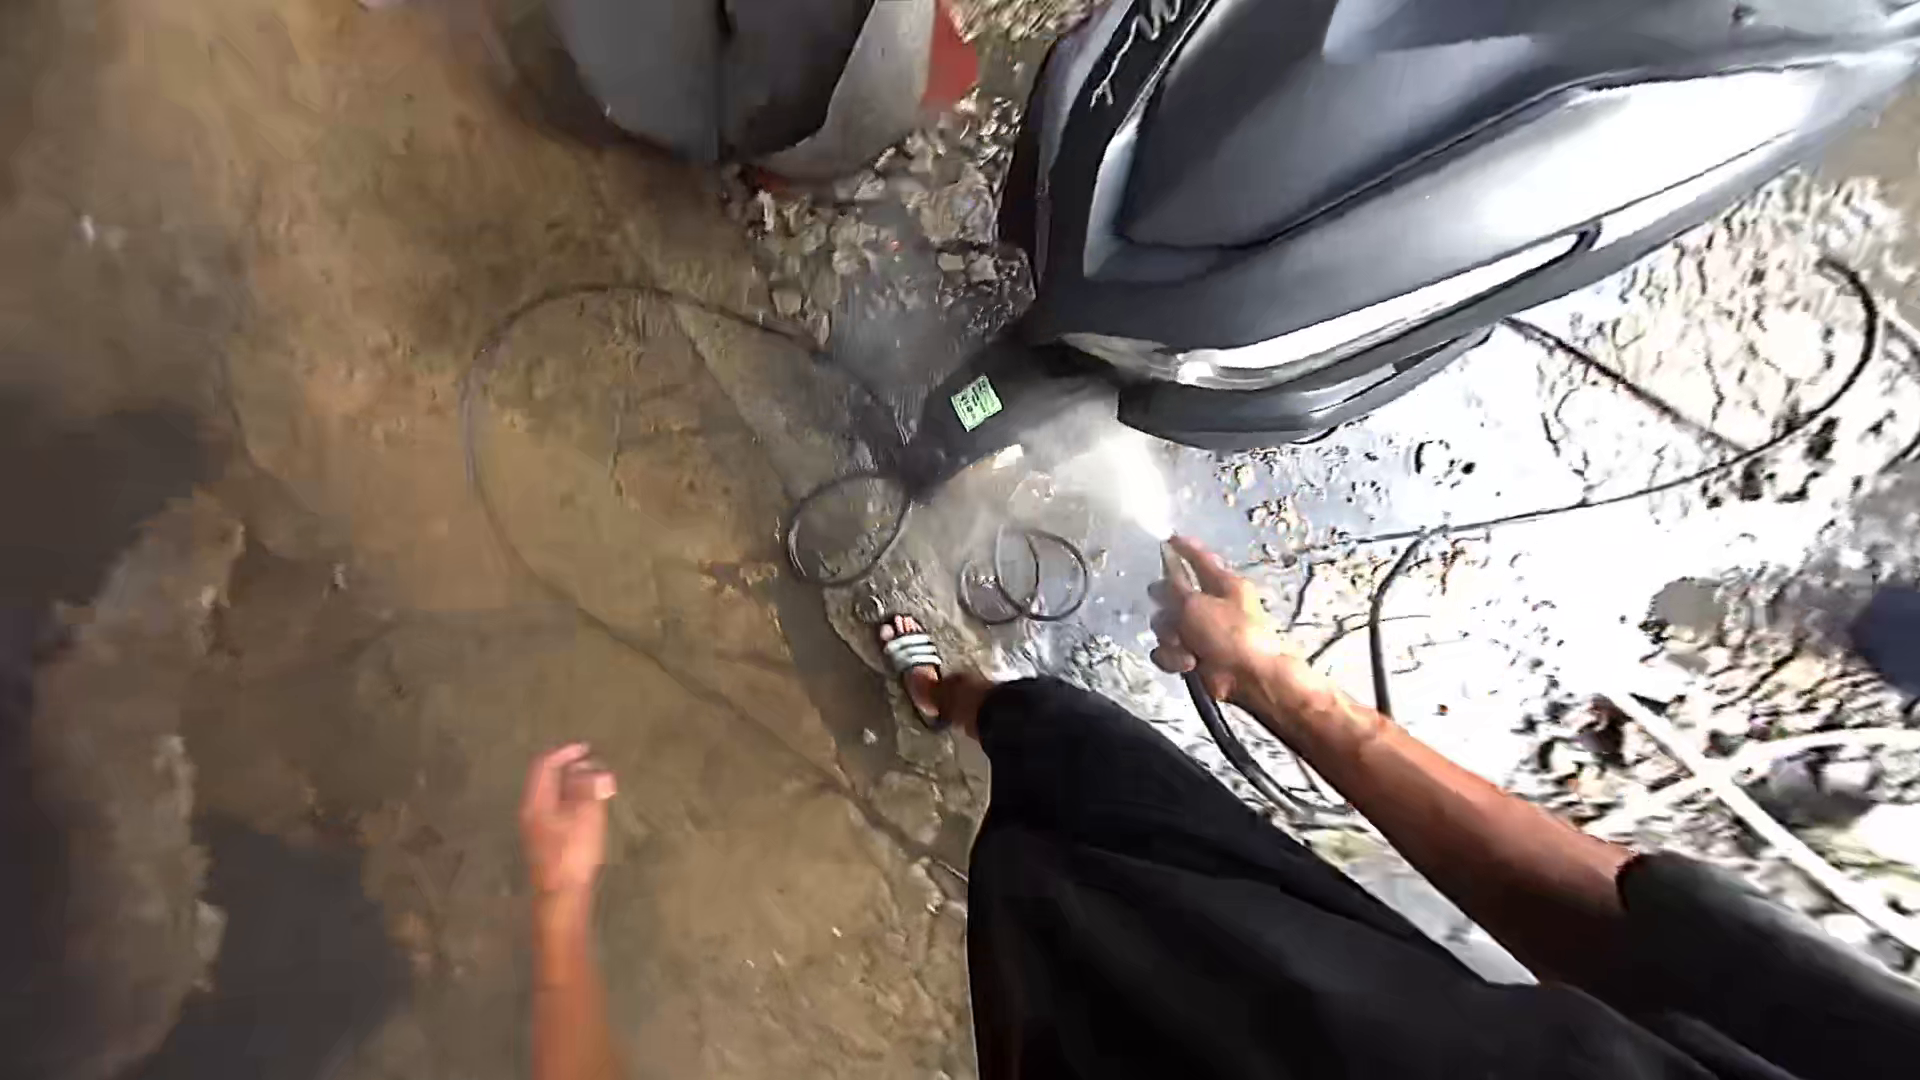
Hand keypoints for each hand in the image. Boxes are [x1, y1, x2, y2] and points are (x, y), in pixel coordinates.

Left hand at [520, 743, 616, 898]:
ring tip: (598, 780)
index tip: (587, 748)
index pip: (545, 765)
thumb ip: (588, 787)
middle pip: (547, 777)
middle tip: (596, 762)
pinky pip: (559, 803)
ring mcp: (538, 825)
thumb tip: (590, 767)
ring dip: (575, 781)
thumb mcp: (586, 815)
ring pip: (554, 791)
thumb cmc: (573, 853)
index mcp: (536, 803)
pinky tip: (591, 802)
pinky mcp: (547, 836)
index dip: (565, 752)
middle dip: (572, 765)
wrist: (562, 895)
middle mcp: (532, 810)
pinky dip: (575, 795)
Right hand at [1150, 536, 1303, 703]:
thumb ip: (1173, 587)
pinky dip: (1174, 658)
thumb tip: (1163, 577)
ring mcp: (1201, 632)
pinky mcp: (1193, 655)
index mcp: (1222, 585)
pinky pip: (1168, 651)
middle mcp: (1211, 605)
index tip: (1169, 538)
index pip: (1199, 559)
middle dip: (1167, 608)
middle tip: (1173, 615)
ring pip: (1165, 626)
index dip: (1184, 548)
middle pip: (1172, 596)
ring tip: (1186, 647)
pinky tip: (1187, 663)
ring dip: (1171, 638)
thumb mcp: (1196, 603)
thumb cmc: (1230, 632)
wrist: (1249, 678)